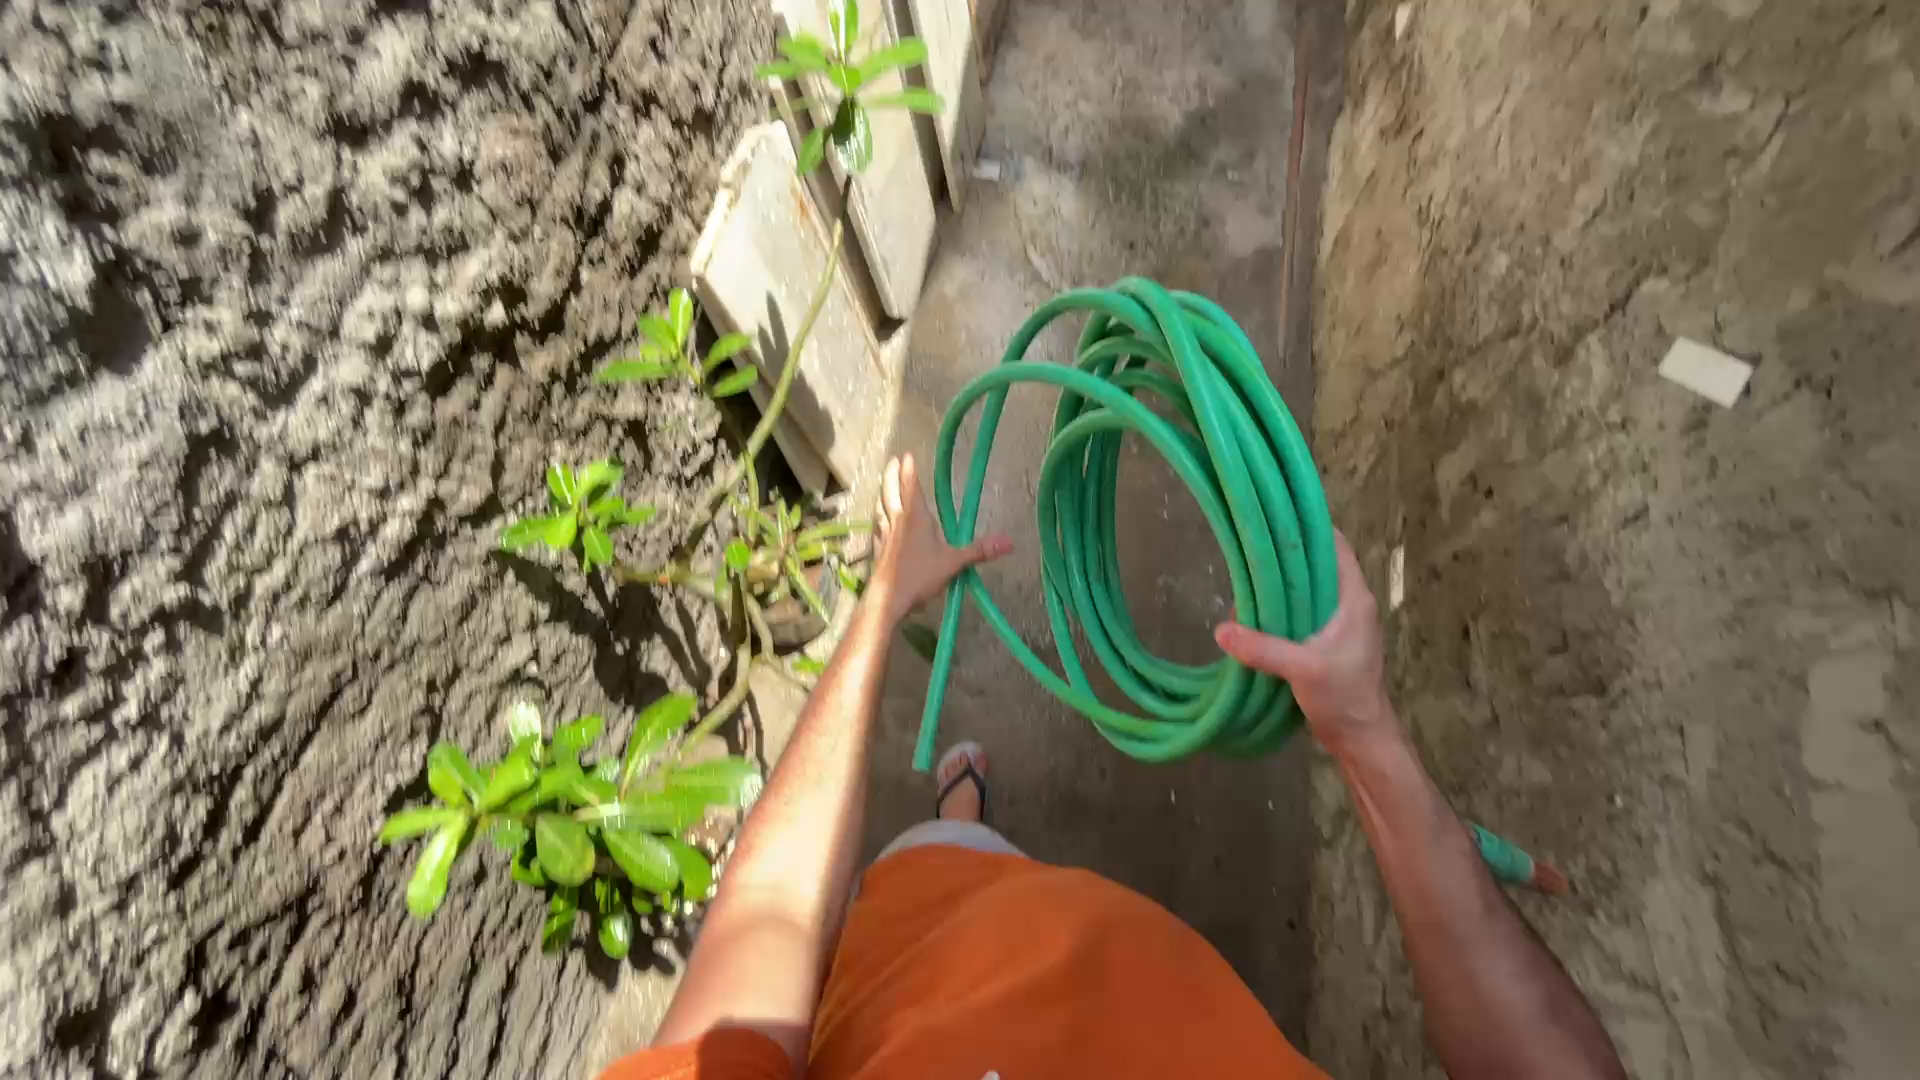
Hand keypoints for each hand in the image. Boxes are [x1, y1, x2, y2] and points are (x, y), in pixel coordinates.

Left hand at [870, 453, 1011, 627]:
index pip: (911, 487)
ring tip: (884, 486)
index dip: (909, 470)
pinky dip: (879, 519)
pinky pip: (878, 528)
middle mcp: (897, 522)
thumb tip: (1009, 542)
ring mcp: (885, 536)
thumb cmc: (919, 575)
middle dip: (892, 475)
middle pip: (890, 492)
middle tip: (892, 461)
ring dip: (883, 494)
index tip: (906, 455)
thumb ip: (979, 551)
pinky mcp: (879, 551)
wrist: (887, 599)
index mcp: (915, 518)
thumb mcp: (953, 563)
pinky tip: (880, 524)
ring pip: (881, 508)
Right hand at [1213, 530, 1399, 756]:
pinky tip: (1250, 616)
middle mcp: (1346, 603)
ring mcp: (1335, 623)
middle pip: (1312, 564)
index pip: (1333, 545)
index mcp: (1353, 598)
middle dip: (1281, 557)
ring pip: (1302, 589)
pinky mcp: (1322, 641)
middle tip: (1247, 551)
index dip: (1307, 527)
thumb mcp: (1303, 670)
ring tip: (1243, 586)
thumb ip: (1263, 648)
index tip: (1273, 516)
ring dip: (1274, 587)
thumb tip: (1220, 630)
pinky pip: (1296, 612)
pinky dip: (1275, 609)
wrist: (1360, 738)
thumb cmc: (1345, 698)